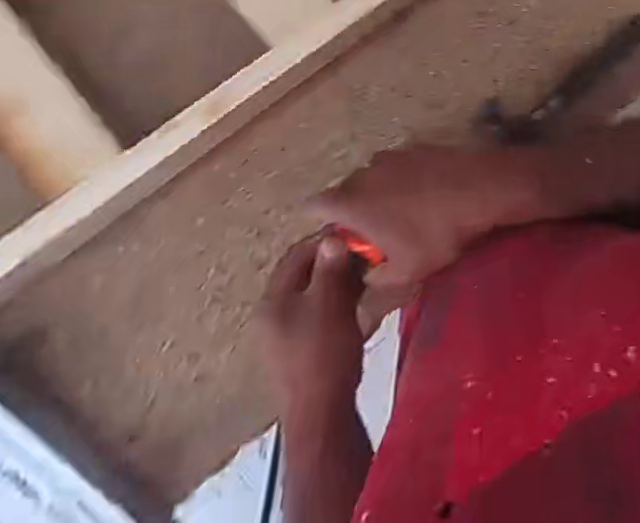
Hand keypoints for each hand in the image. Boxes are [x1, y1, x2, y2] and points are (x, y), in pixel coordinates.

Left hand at [258, 232, 366, 418]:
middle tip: (365, 249)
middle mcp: (273, 313)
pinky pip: (319, 308)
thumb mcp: (330, 304)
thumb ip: (330, 269)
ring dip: (339, 277)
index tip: (355, 230)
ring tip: (367, 270)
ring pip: (314, 290)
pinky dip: (338, 296)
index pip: (296, 255)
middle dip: (334, 258)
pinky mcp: (302, 344)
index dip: (323, 239)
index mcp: (272, 301)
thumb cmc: (323, 353)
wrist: (321, 410)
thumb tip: (333, 237)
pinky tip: (360, 296)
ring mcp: (286, 331)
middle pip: (304, 272)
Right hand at [307, 143, 547, 289]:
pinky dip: (408, 177)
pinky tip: (429, 192)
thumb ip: (377, 278)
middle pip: (346, 189)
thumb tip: (368, 277)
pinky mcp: (421, 146)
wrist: (485, 187)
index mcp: (351, 201)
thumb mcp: (407, 270)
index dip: (320, 220)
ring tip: (406, 211)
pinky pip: (402, 165)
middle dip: (354, 208)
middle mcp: (366, 171)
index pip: (312, 206)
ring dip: (382, 191)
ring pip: (375, 175)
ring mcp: (395, 154)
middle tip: (376, 230)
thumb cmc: (439, 232)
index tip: (337, 234)